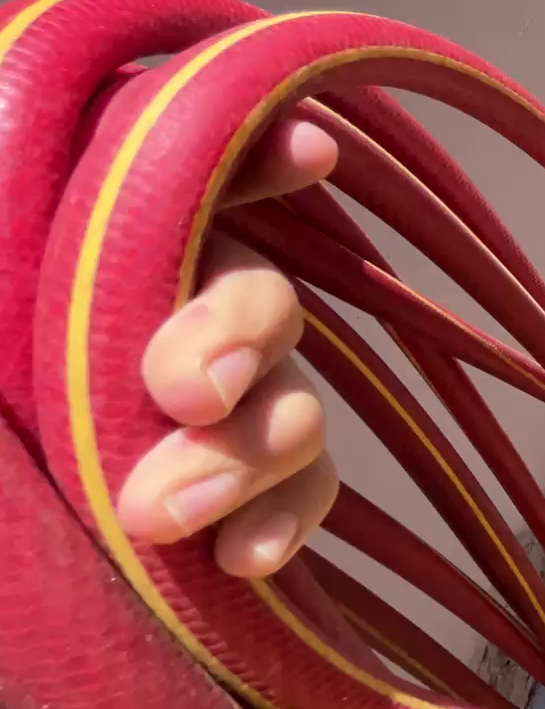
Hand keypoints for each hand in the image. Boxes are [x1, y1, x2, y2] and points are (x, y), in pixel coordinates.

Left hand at [115, 119, 340, 577]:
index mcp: (70, 262)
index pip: (173, 185)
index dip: (255, 159)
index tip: (309, 153)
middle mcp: (156, 324)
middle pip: (257, 295)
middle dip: (239, 333)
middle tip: (192, 394)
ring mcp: (207, 413)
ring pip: (292, 399)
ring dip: (254, 448)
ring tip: (164, 515)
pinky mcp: (232, 497)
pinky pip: (304, 489)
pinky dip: (287, 514)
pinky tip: (248, 555)